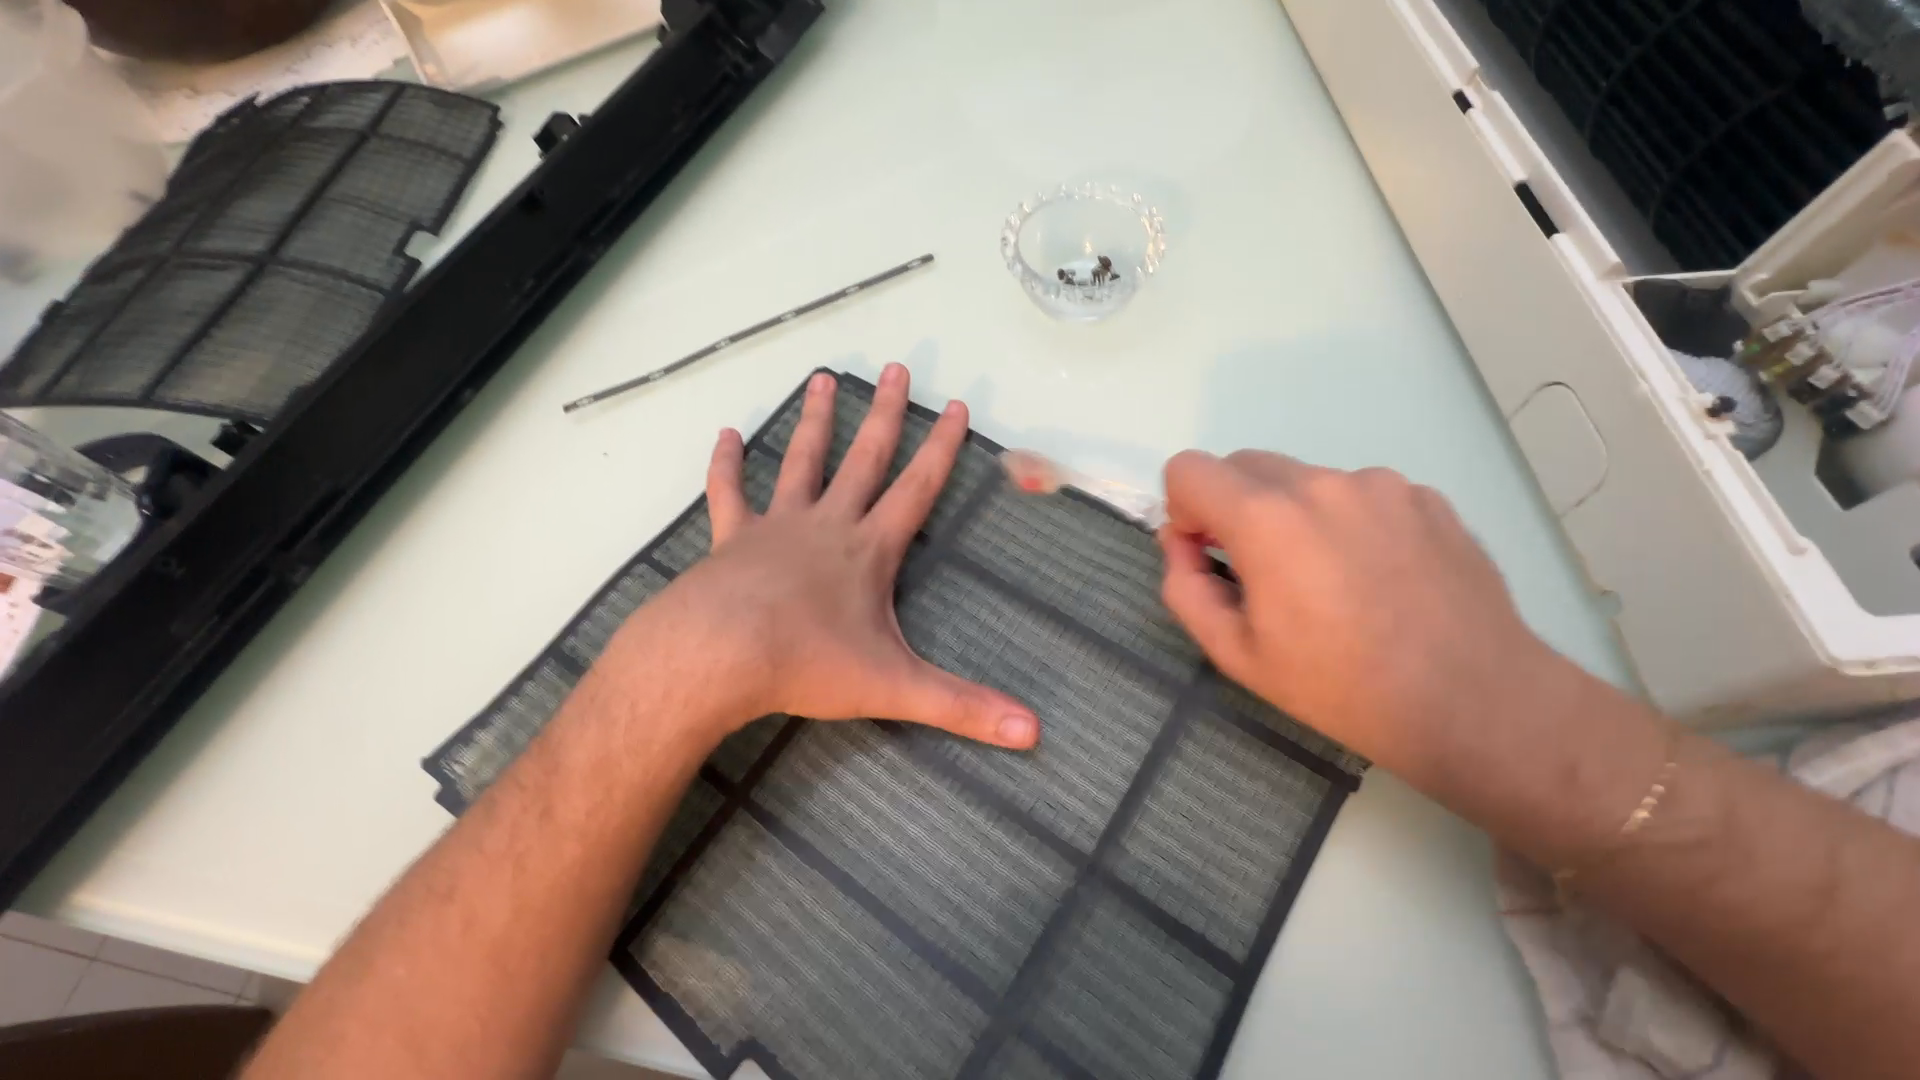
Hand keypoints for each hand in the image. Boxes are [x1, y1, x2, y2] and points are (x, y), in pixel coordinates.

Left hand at [607, 364, 1039, 749]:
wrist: (717, 656)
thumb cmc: (807, 664)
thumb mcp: (895, 688)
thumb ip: (962, 708)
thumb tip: (1032, 733)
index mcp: (869, 550)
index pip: (918, 489)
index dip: (942, 448)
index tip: (956, 406)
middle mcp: (828, 524)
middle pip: (865, 458)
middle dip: (886, 414)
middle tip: (897, 366)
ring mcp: (776, 525)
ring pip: (802, 462)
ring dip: (816, 421)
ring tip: (823, 378)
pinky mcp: (732, 538)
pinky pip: (729, 493)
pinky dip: (726, 465)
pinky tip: (726, 435)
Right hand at [1157, 450, 1575, 774]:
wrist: (1474, 702)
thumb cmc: (1341, 687)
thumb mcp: (1236, 654)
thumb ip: (1185, 586)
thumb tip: (1183, 543)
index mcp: (1266, 519)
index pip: (1188, 470)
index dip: (1185, 512)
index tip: (1211, 556)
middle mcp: (1321, 482)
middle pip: (1243, 466)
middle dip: (1233, 508)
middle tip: (1263, 573)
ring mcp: (1381, 484)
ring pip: (1304, 480)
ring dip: (1294, 515)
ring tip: (1332, 581)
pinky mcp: (1426, 496)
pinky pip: (1360, 493)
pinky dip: (1349, 522)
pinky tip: (1378, 577)